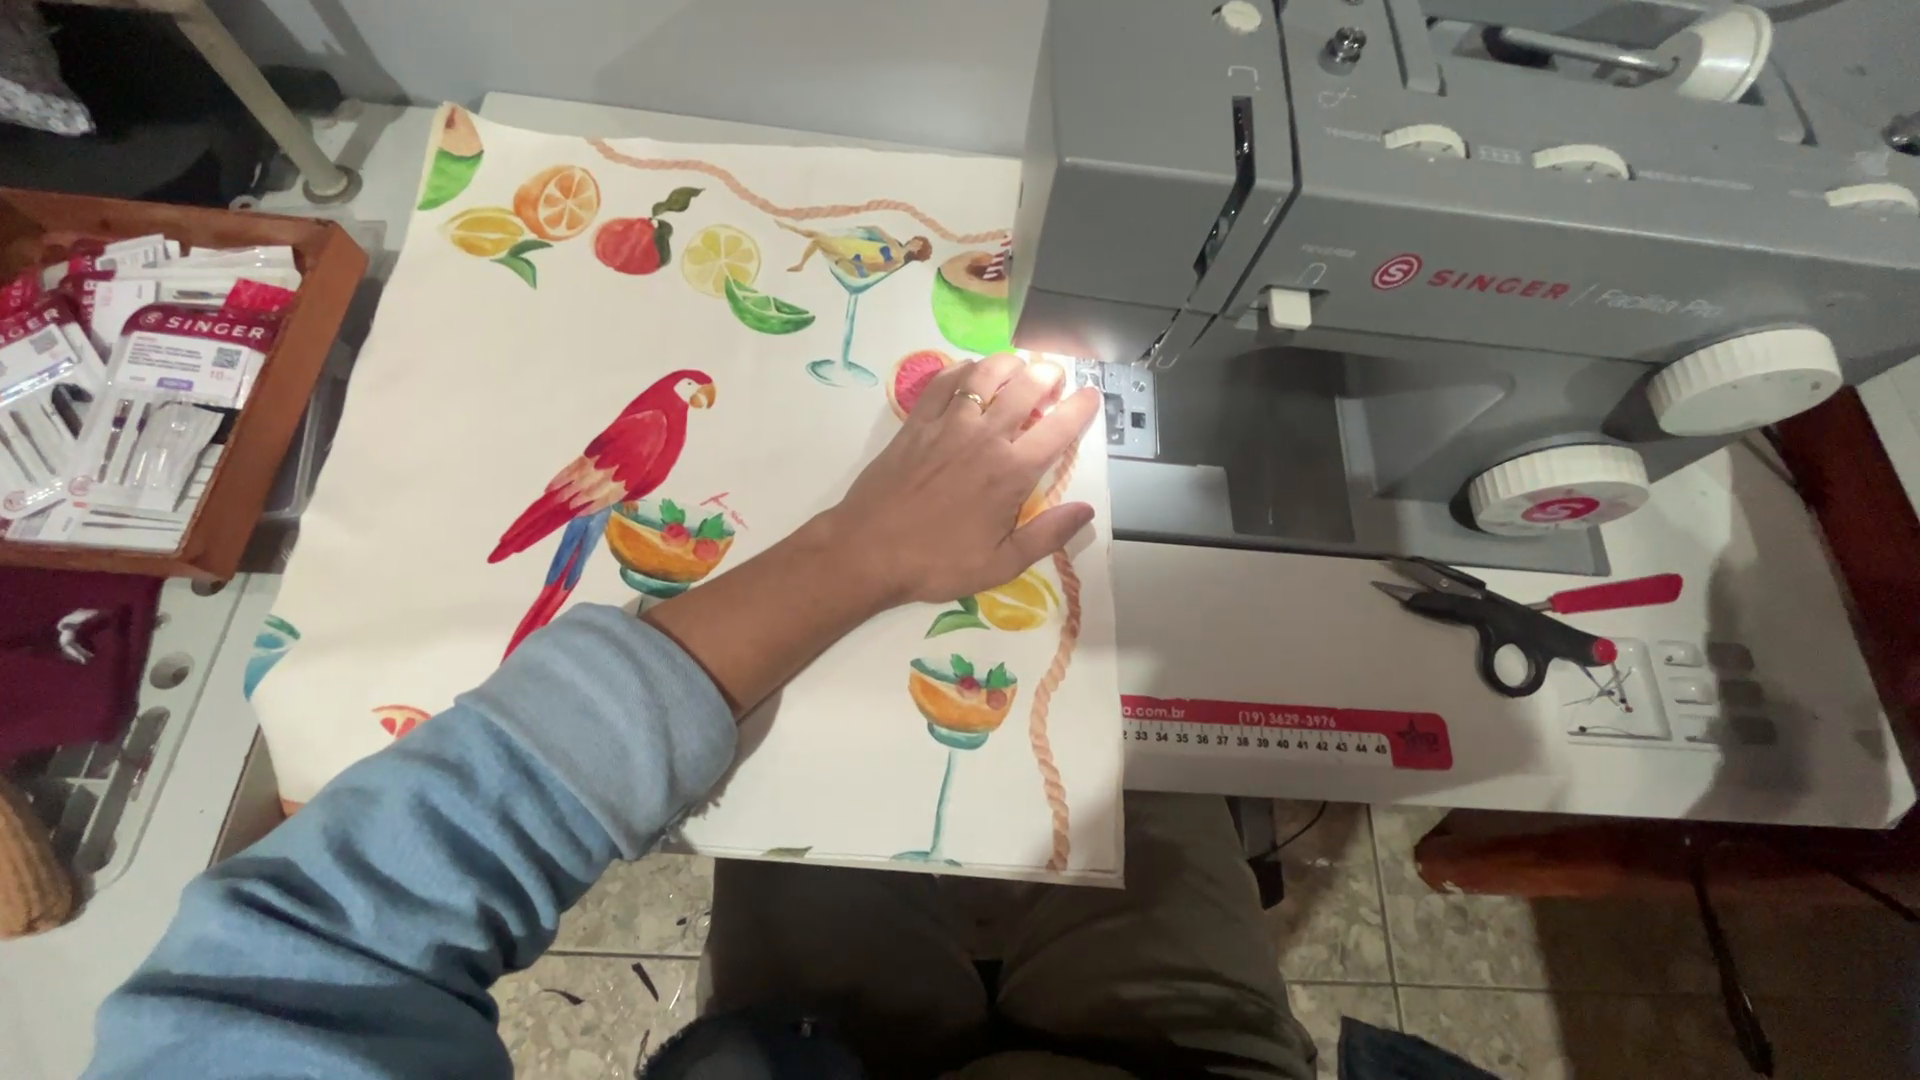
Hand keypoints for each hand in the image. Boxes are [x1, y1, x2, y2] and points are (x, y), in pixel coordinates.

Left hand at [817, 353, 1101, 609]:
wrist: (869, 550)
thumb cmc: (937, 563)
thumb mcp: (1000, 563)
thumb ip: (1047, 535)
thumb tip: (1085, 511)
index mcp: (1011, 473)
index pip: (1058, 429)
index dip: (1080, 407)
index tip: (1091, 395)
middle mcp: (984, 438)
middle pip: (1025, 389)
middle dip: (1048, 375)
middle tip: (1055, 375)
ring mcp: (948, 425)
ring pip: (985, 375)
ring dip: (1009, 364)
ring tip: (1019, 365)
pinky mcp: (917, 423)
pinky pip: (944, 382)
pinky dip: (963, 369)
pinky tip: (971, 370)